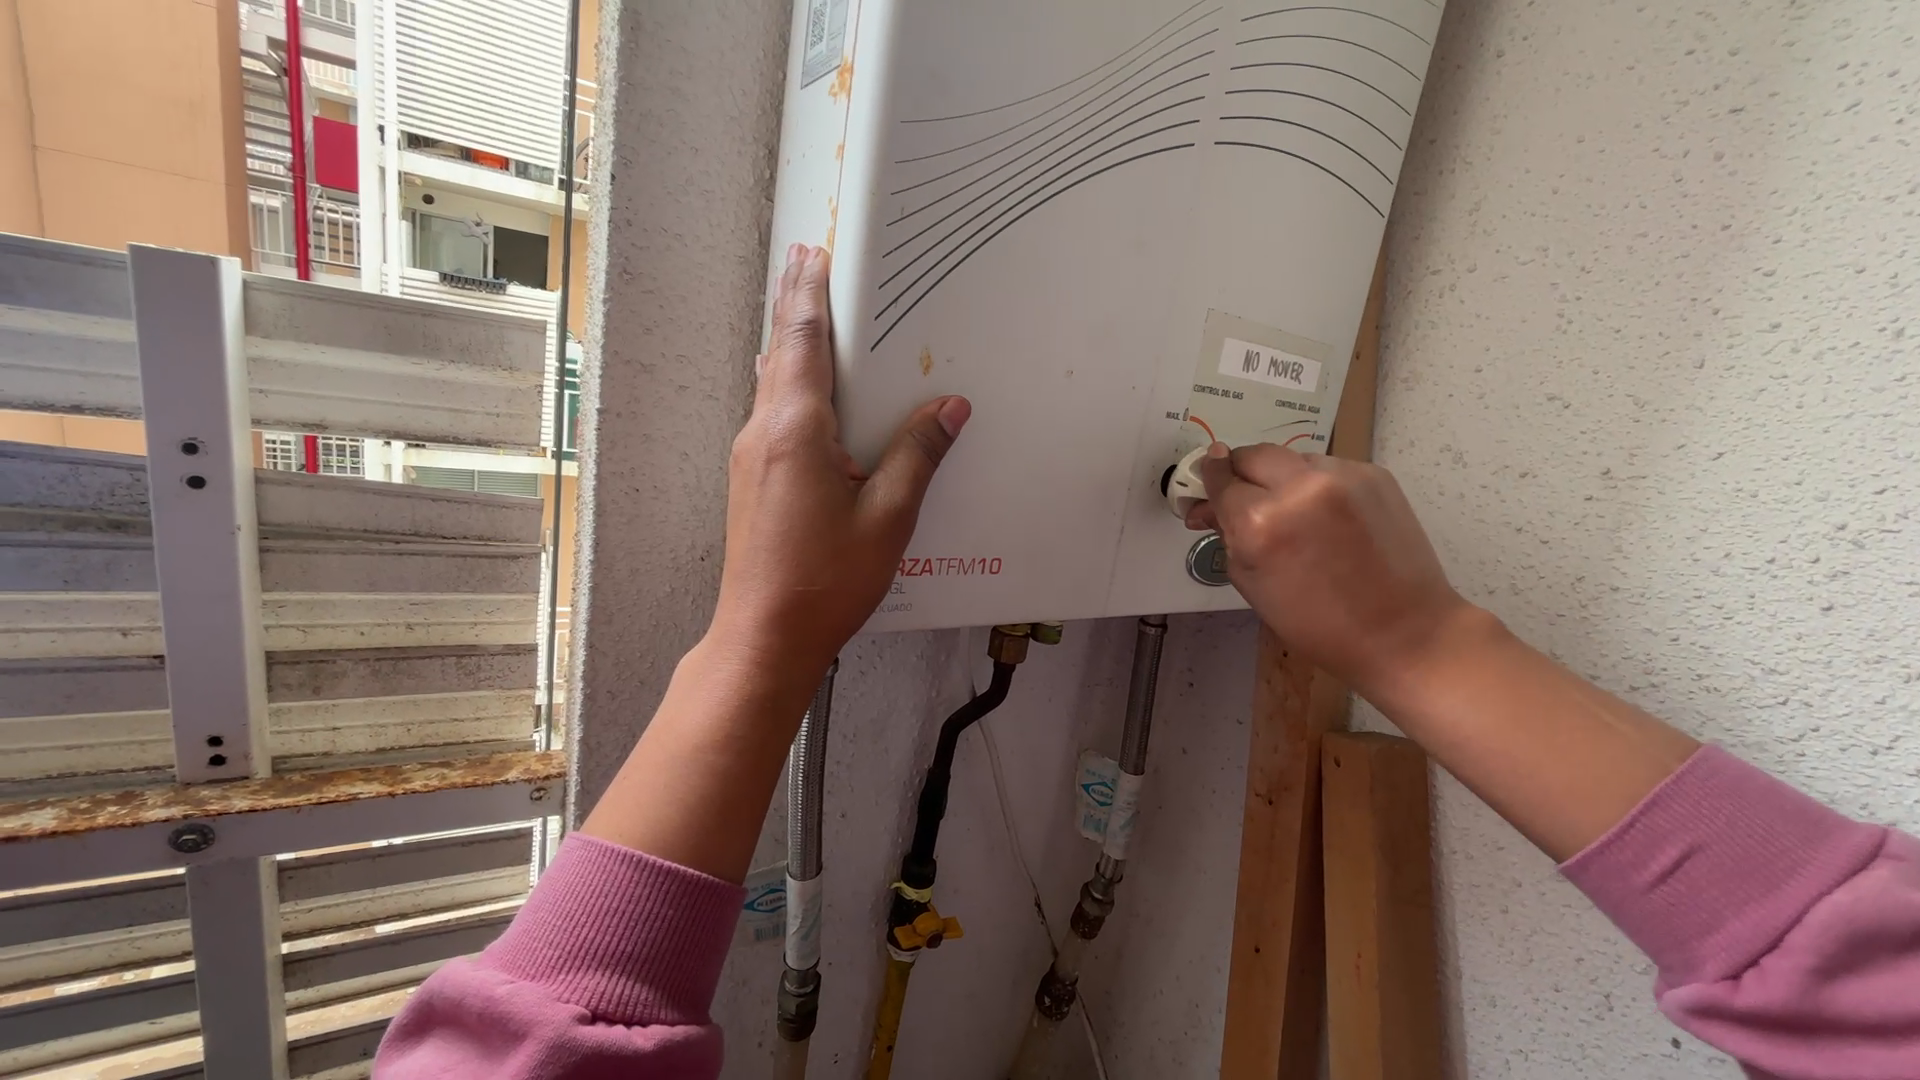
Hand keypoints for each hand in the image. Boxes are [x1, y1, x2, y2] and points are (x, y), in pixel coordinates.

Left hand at [713, 244, 970, 678]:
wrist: (765, 635)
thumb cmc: (826, 581)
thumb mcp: (888, 516)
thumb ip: (917, 454)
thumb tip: (950, 407)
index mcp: (794, 431)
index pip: (800, 341)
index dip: (807, 293)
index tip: (811, 253)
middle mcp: (761, 435)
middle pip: (778, 353)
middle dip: (794, 307)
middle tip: (807, 265)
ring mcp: (749, 459)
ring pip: (770, 384)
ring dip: (788, 345)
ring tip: (807, 318)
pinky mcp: (750, 482)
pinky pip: (769, 415)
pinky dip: (787, 385)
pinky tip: (804, 395)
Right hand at [1187, 442, 1477, 696]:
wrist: (1403, 632)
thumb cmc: (1317, 623)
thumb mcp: (1251, 584)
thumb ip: (1227, 535)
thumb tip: (1210, 505)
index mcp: (1260, 522)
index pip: (1220, 479)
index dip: (1208, 480)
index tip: (1204, 480)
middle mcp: (1298, 488)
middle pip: (1251, 454)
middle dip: (1240, 471)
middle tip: (1241, 497)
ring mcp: (1341, 476)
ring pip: (1291, 458)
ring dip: (1279, 477)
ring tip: (1291, 512)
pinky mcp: (1374, 474)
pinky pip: (1327, 467)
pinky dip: (1315, 485)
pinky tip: (1326, 517)